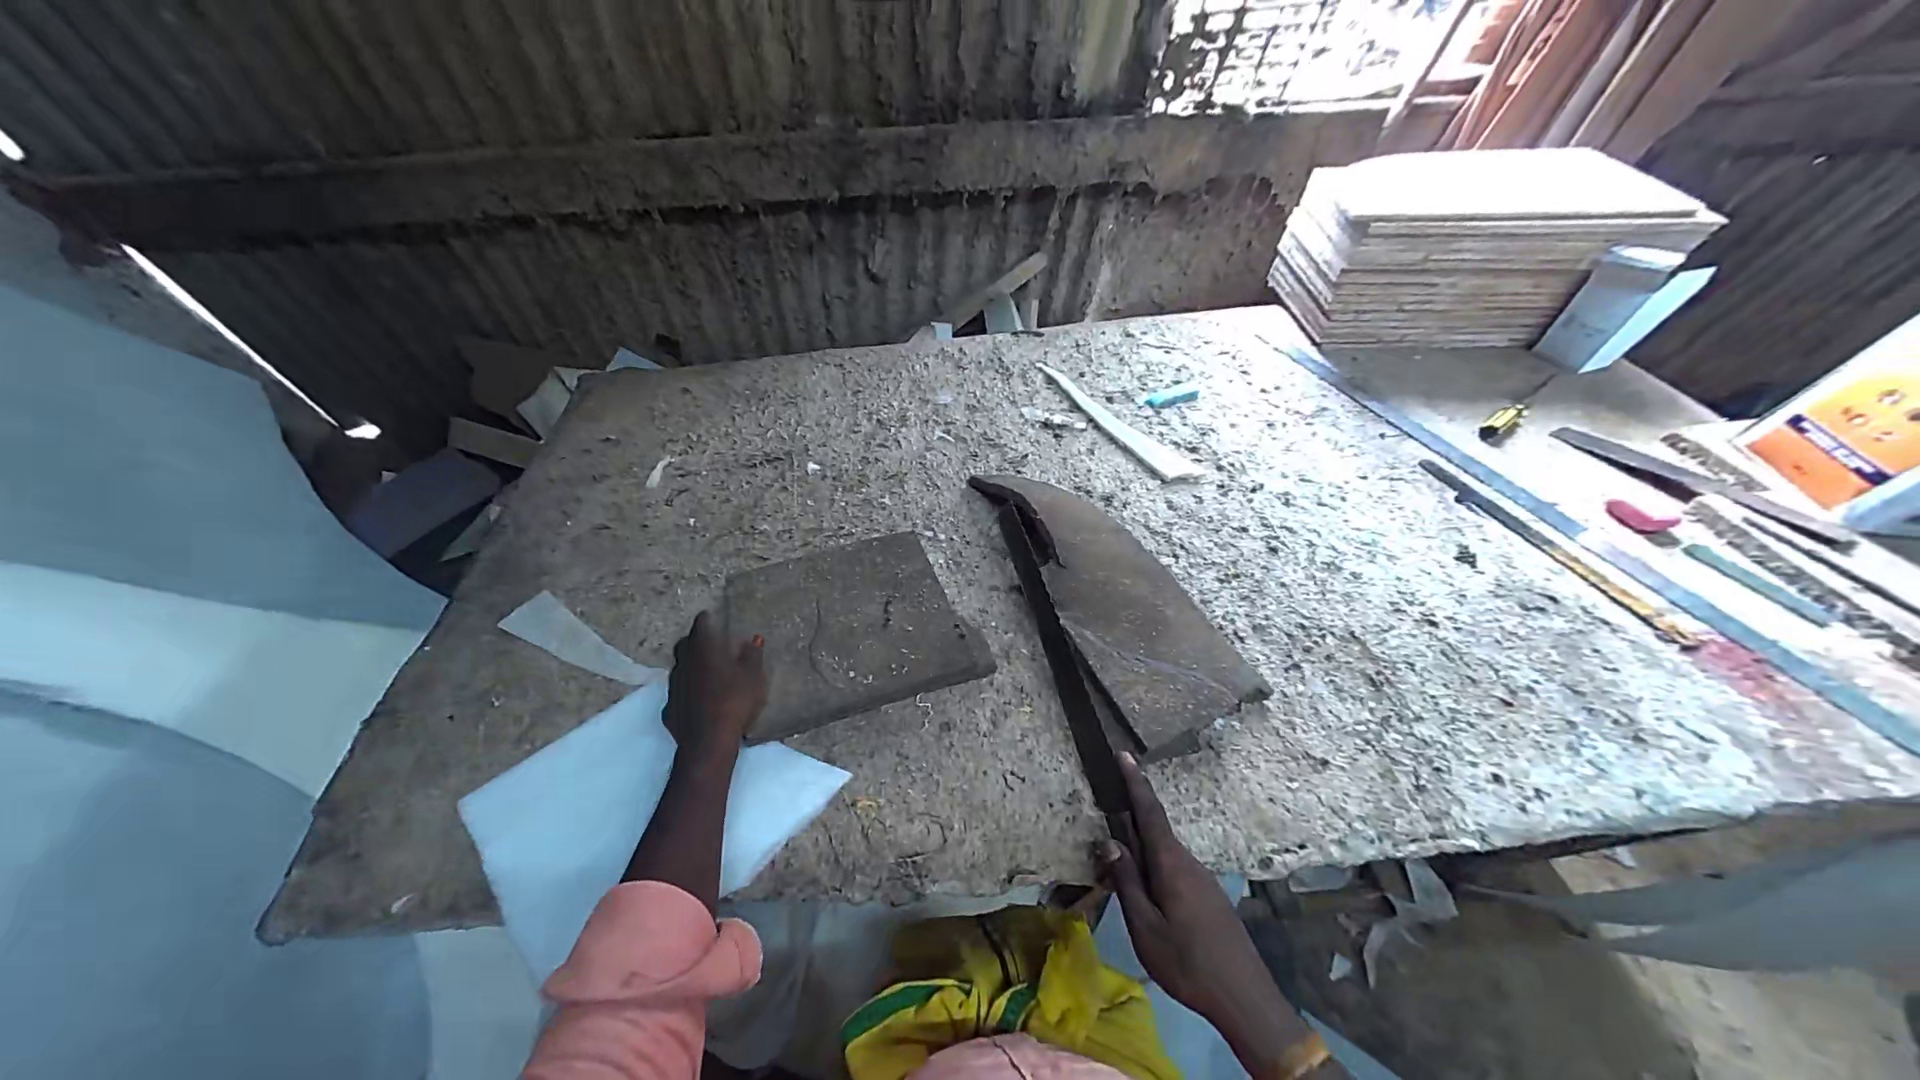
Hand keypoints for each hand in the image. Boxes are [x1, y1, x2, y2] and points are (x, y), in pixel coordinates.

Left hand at [662, 611, 766, 761]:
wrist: (708, 740)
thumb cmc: (735, 700)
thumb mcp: (753, 675)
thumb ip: (752, 654)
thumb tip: (753, 639)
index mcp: (704, 648)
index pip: (701, 624)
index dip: (708, 619)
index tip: (714, 618)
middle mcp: (685, 662)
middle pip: (686, 643)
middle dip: (696, 640)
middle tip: (711, 643)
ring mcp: (674, 685)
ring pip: (681, 666)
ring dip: (692, 664)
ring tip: (707, 670)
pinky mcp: (670, 706)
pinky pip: (679, 690)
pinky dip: (688, 688)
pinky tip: (698, 696)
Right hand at [1099, 754, 1320, 1072]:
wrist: (1244, 998)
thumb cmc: (1188, 963)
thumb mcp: (1145, 928)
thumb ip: (1127, 881)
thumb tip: (1110, 841)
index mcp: (1171, 865)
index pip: (1149, 813)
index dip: (1136, 782)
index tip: (1124, 753)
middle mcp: (1187, 862)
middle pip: (1153, 829)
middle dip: (1129, 814)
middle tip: (1103, 804)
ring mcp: (1200, 879)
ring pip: (1162, 851)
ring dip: (1139, 844)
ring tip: (1114, 852)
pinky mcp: (1205, 895)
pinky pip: (1172, 867)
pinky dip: (1152, 863)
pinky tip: (1141, 884)